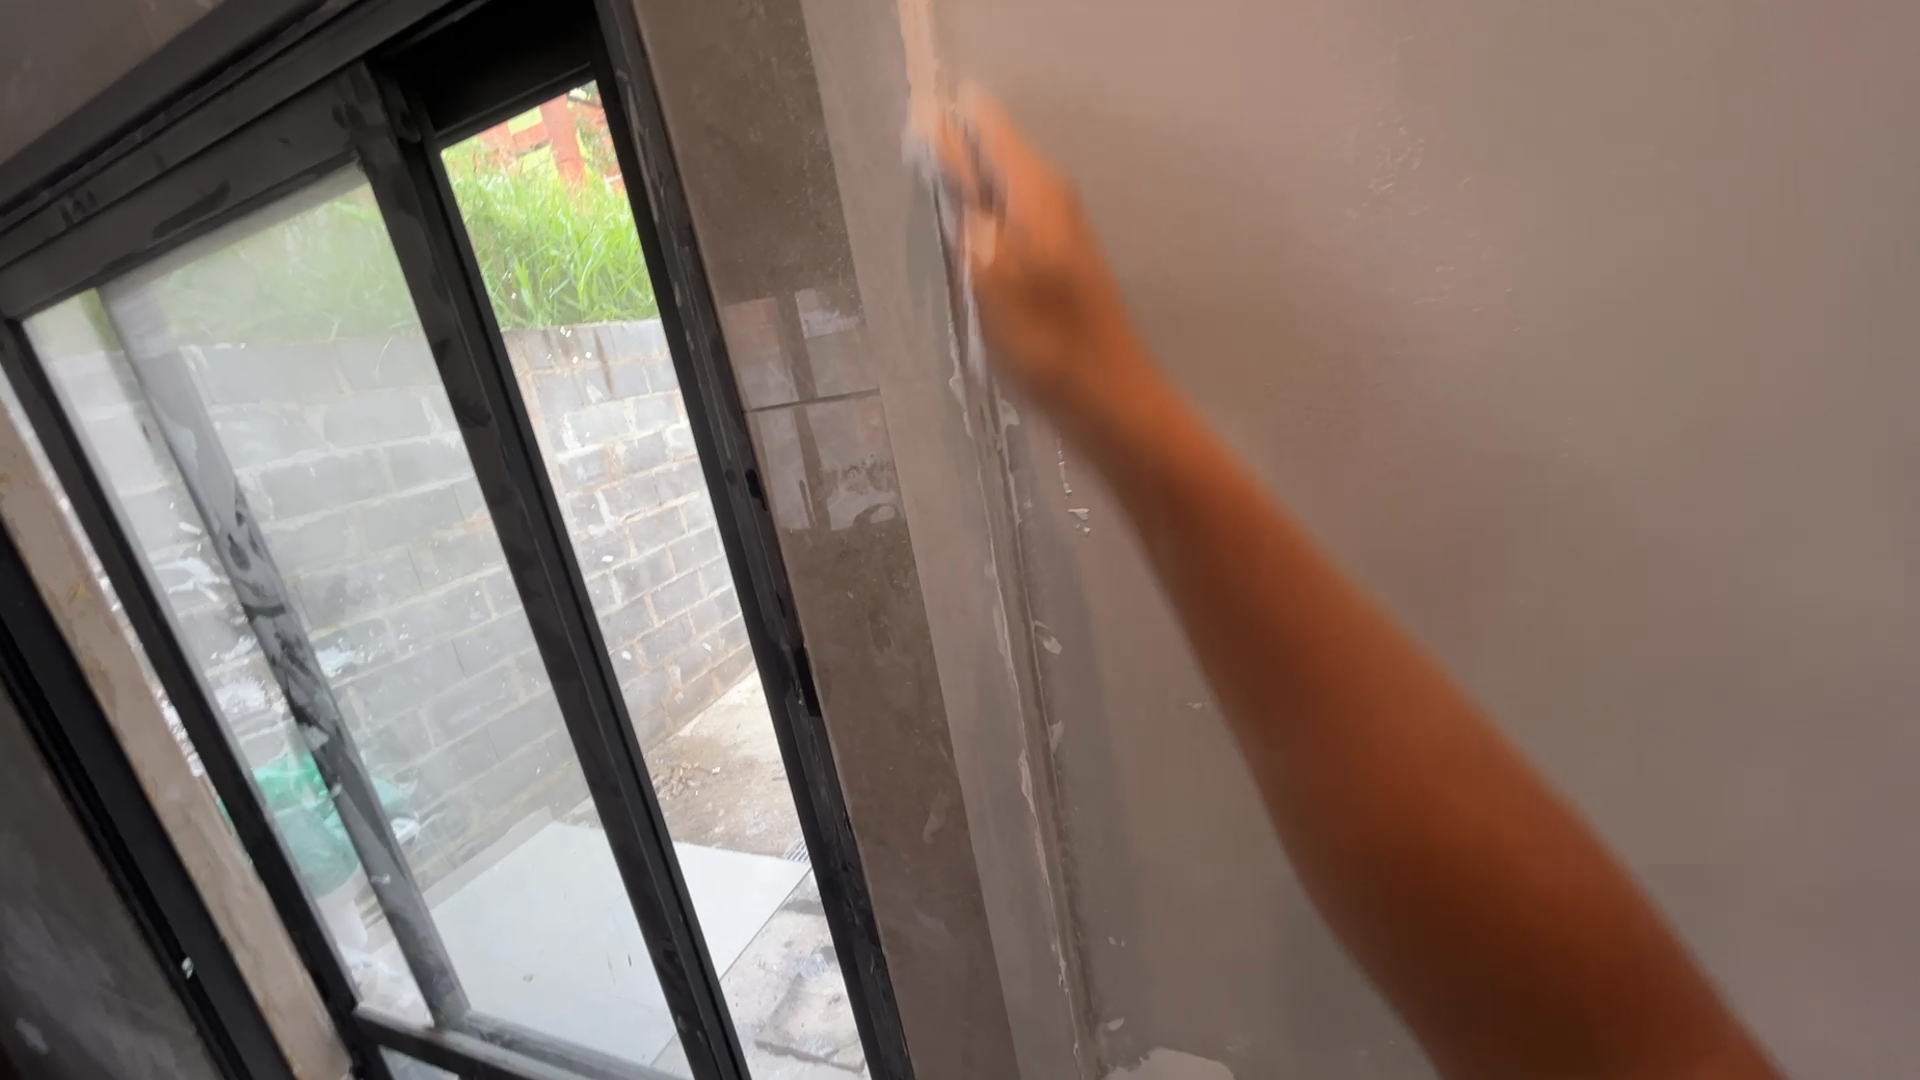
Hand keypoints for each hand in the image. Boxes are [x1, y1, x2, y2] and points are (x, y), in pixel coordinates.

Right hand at [931, 85, 1151, 417]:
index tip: (909, 142)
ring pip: (999, 193)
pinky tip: (965, 260)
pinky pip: (1008, 226)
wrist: (1107, 400)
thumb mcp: (993, 273)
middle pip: (993, 155)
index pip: (986, 126)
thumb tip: (942, 141)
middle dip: (951, 161)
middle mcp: (1051, 200)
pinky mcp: (1056, 266)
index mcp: (1036, 191)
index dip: (945, 125)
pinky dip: (982, 233)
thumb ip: (967, 205)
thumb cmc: (1047, 344)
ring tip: (932, 222)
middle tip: (914, 192)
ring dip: (965, 201)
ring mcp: (1057, 234)